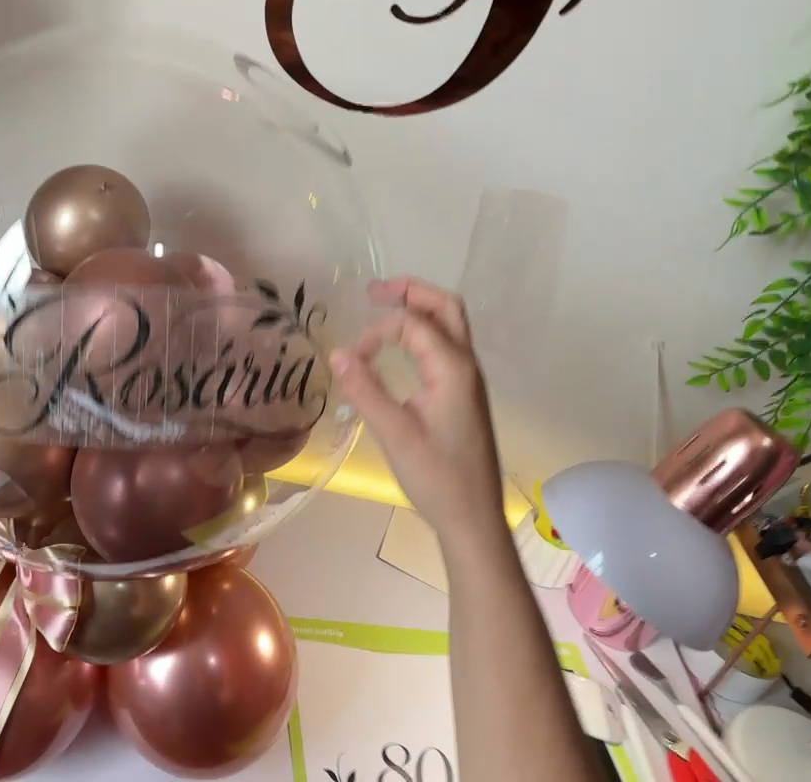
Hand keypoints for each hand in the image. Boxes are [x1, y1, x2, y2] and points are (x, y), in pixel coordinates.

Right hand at [330, 278, 507, 558]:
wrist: (473, 518)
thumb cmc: (436, 477)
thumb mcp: (393, 433)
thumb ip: (364, 390)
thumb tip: (337, 352)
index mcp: (453, 368)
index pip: (413, 324)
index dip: (377, 331)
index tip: (352, 358)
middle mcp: (467, 365)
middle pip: (446, 307)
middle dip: (410, 292)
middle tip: (374, 292)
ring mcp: (469, 380)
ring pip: (451, 326)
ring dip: (419, 309)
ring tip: (384, 308)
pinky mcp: (464, 395)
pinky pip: (447, 347)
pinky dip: (423, 332)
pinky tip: (400, 348)